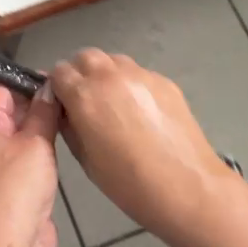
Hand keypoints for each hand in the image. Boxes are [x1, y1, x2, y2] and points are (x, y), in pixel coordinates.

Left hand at [0, 84, 60, 246]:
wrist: (10, 242)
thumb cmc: (18, 185)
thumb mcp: (36, 141)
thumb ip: (44, 112)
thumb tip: (48, 86)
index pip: (2, 90)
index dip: (28, 83)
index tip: (56, 82)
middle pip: (13, 111)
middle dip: (39, 105)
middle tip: (72, 100)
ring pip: (23, 134)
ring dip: (44, 129)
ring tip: (73, 120)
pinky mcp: (13, 183)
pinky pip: (28, 156)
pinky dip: (44, 150)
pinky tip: (66, 147)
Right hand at [49, 49, 239, 245]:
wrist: (189, 189)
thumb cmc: (130, 184)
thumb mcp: (86, 160)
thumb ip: (70, 126)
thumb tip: (65, 110)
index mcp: (84, 95)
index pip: (59, 71)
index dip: (58, 87)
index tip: (63, 104)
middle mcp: (109, 76)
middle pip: (85, 57)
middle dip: (80, 73)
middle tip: (87, 101)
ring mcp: (140, 75)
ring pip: (113, 60)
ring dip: (106, 74)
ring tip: (115, 103)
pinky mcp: (164, 81)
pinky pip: (139, 73)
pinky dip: (132, 85)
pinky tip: (142, 113)